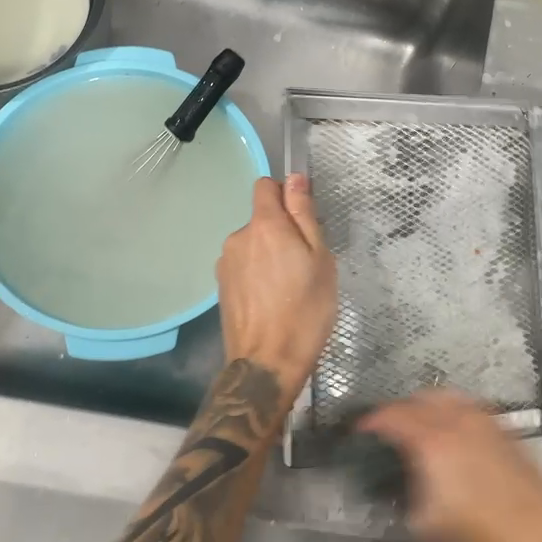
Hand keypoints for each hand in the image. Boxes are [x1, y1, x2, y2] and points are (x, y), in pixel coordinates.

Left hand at [217, 174, 337, 393]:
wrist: (267, 363)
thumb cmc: (305, 310)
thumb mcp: (320, 259)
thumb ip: (304, 215)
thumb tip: (295, 178)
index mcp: (264, 226)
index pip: (266, 186)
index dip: (286, 194)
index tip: (304, 219)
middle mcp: (238, 238)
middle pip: (262, 219)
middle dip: (282, 232)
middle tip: (306, 264)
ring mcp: (225, 264)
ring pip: (253, 245)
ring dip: (269, 256)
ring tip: (290, 288)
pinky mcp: (221, 287)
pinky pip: (245, 267)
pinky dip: (258, 276)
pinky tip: (272, 301)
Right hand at [358, 390, 541, 541]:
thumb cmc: (486, 539)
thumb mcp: (430, 524)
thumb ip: (409, 492)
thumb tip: (405, 482)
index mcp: (434, 440)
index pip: (392, 416)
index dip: (371, 421)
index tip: (359, 431)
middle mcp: (459, 420)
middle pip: (418, 399)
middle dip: (397, 411)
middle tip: (384, 431)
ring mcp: (486, 421)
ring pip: (445, 398)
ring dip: (425, 408)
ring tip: (414, 429)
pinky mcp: (506, 430)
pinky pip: (468, 408)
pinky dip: (450, 412)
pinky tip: (451, 436)